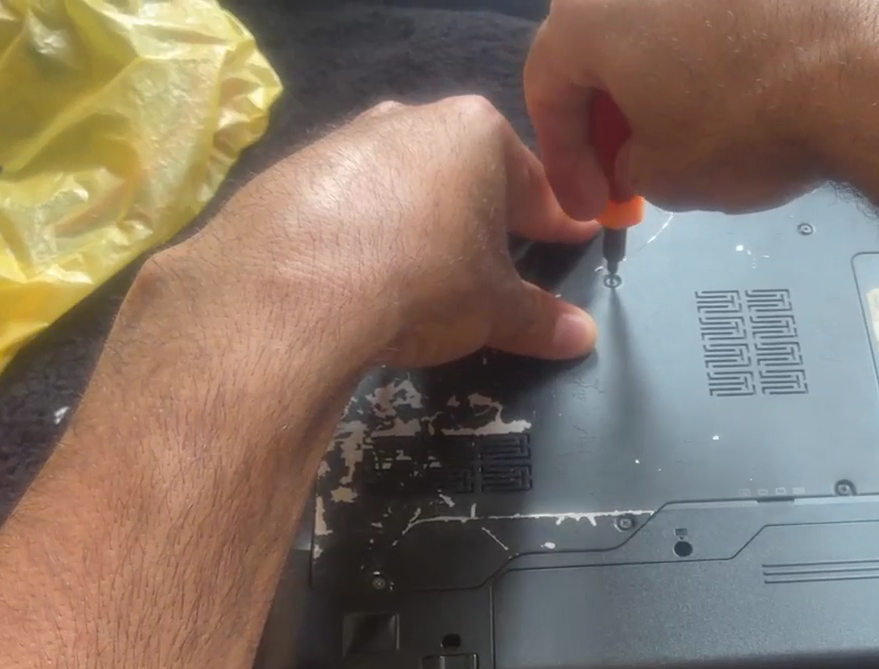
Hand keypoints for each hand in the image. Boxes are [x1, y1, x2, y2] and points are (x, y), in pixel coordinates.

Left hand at [148, 97, 598, 393]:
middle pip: (470, 174)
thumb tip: (585, 337)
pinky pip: (358, 202)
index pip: (537, 185)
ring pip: (411, 183)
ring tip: (435, 273)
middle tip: (505, 260)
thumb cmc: (428, 282)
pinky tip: (374, 272)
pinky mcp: (297, 173)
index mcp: (476, 136)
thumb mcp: (497, 310)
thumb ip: (543, 320)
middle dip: (492, 216)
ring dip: (431, 222)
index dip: (560, 221)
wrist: (293, 291)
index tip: (577, 236)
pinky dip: (377, 232)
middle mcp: (412, 120)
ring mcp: (349, 140)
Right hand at [524, 0, 878, 217]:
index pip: (546, 89)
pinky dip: (700, 60)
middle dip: (608, 121)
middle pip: (595, 51)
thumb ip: (631, 169)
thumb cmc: (744, 123)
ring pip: (650, 31)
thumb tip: (637, 158)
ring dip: (653, 87)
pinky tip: (728, 96)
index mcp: (585, 16)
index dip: (564, 159)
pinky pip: (701, 18)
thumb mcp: (667, 178)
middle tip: (631, 174)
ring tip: (683, 139)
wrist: (855, 62)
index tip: (590, 202)